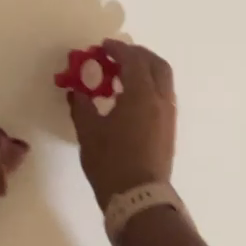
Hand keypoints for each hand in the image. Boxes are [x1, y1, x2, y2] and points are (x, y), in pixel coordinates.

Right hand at [68, 40, 176, 208]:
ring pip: (163, 80)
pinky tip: (130, 98)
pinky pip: (162, 95)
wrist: (139, 198)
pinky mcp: (169, 129)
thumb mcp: (88, 131)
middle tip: (117, 55)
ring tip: (122, 75)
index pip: (133, 60)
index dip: (117, 49)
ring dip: (145, 70)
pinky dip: (149, 86)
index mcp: (141, 95)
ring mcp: (168, 115)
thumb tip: (76, 91)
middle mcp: (160, 100)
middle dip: (138, 54)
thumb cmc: (110, 162)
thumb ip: (82, 105)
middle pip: (156, 64)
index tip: (102, 47)